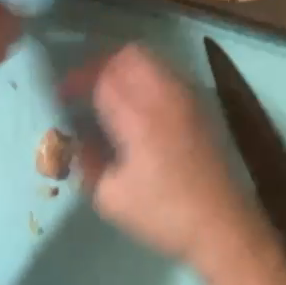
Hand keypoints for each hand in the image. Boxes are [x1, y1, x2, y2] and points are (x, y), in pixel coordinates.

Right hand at [66, 45, 272, 266]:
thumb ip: (86, 161)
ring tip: (108, 96)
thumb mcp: (109, 196)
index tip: (61, 95)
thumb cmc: (163, 214)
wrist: (224, 228)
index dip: (76, 80)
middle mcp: (165, 96)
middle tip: (84, 89)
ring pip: (151, 61)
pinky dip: (145, 80)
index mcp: (138, 114)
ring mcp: (188, 99)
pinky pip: (167, 76)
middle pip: (128, 55)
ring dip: (124, 70)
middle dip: (100, 66)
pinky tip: (137, 109)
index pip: (101, 75)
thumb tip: (77, 140)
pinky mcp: (201, 109)